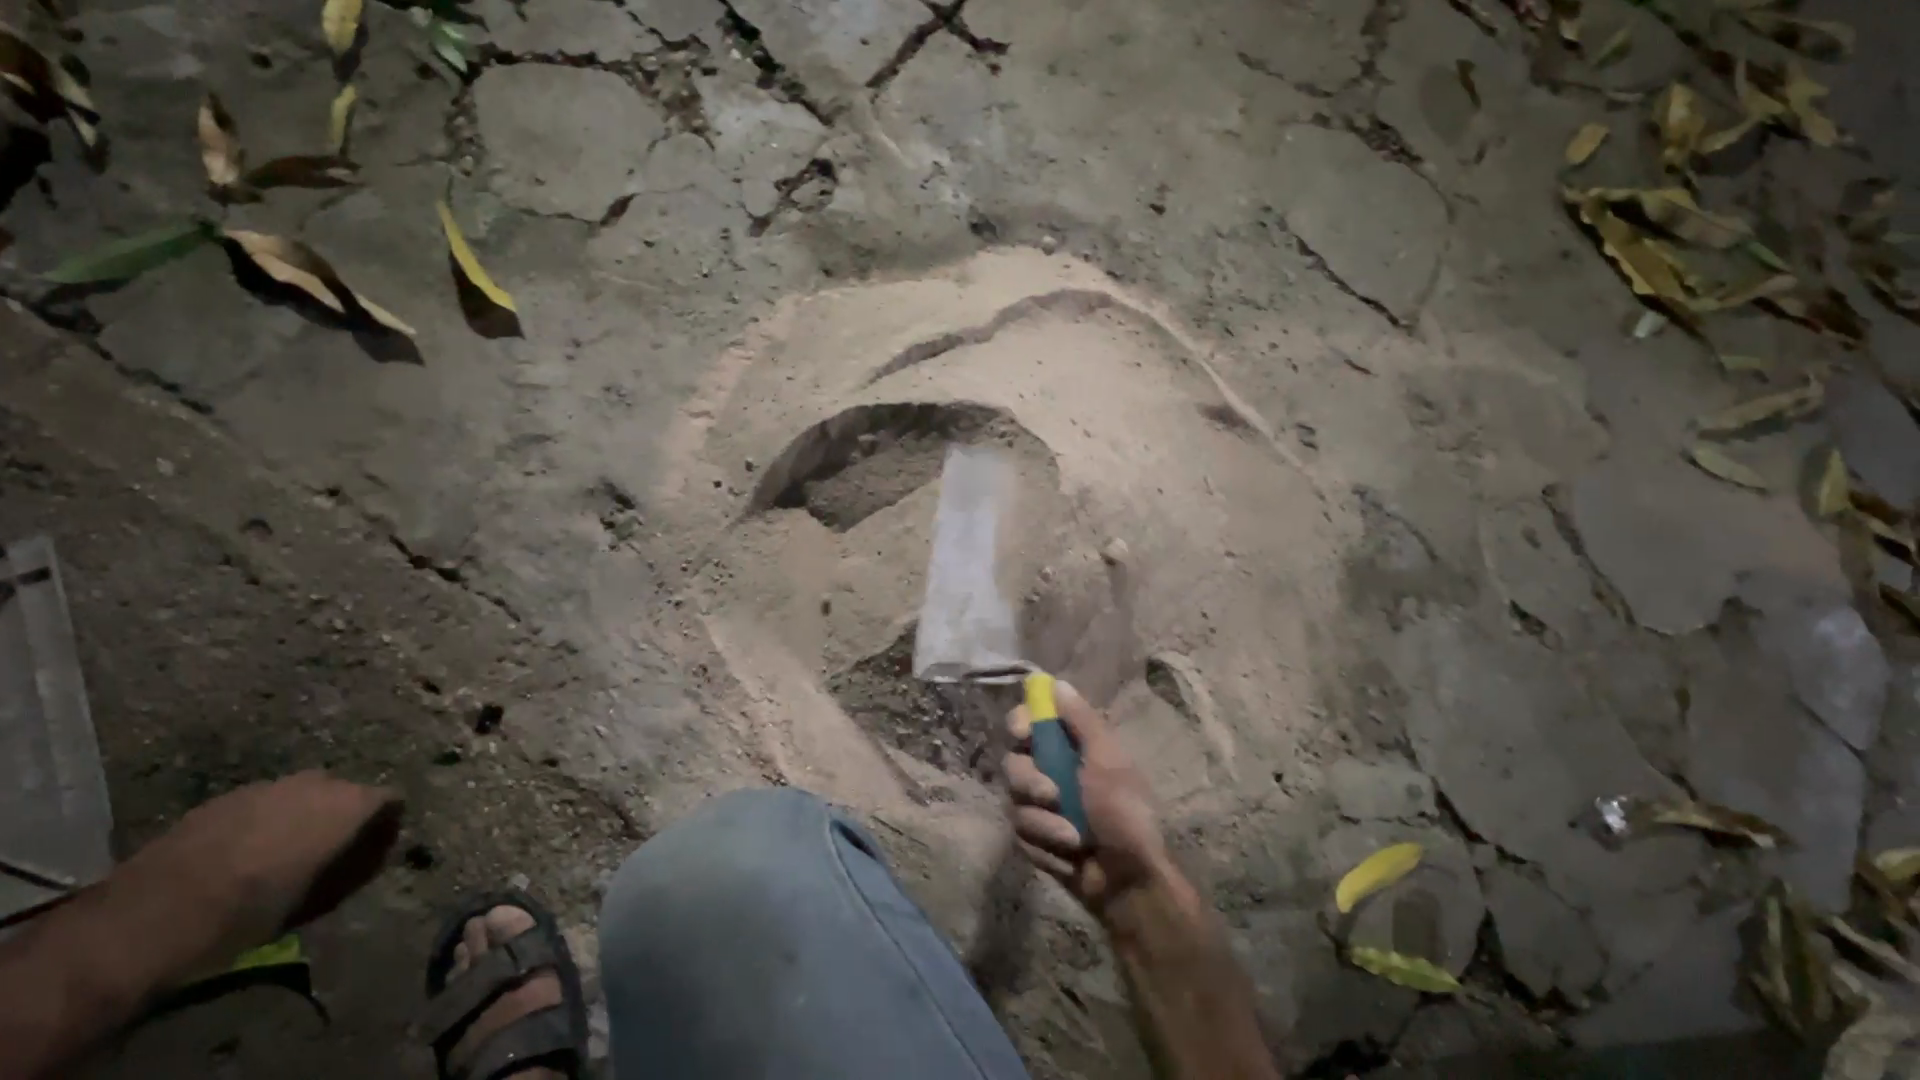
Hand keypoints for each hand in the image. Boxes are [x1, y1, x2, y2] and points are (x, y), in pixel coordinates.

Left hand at [116, 771, 402, 982]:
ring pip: (300, 796)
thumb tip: (373, 852)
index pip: (390, 800)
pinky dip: (265, 823)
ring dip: (302, 818)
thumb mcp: (323, 898)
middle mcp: (314, 783)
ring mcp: (264, 786)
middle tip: (332, 854)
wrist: (156, 915)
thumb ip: (357, 867)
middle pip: (345, 792)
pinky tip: (244, 857)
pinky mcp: (222, 799)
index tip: (375, 853)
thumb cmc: (255, 910)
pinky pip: (261, 805)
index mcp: (348, 803)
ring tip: (284, 856)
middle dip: (344, 817)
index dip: (388, 825)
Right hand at [1004, 681, 1170, 916]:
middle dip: (1029, 781)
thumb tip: (1056, 682)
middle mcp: (1052, 771)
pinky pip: (1020, 833)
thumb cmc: (1126, 815)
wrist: (1129, 882)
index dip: (1020, 723)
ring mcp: (1040, 807)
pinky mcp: (1034, 838)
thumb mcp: (1109, 762)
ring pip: (1013, 801)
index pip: (1030, 722)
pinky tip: (1068, 857)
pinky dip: (1043, 845)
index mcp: (1072, 748)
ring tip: (1073, 839)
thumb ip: (1082, 722)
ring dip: (1042, 822)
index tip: (1023, 734)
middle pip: (1013, 761)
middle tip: (1052, 795)